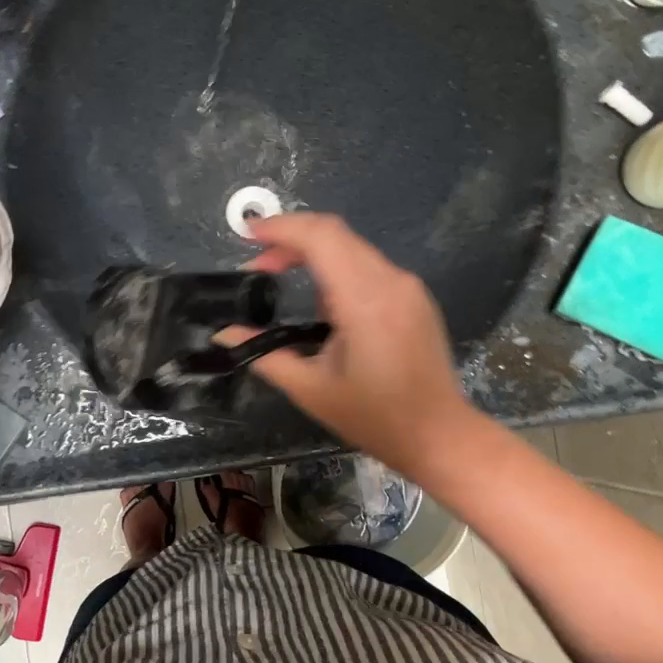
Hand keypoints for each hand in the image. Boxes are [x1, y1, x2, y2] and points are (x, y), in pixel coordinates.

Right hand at [234, 214, 477, 476]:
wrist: (438, 434)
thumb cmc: (374, 417)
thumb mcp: (310, 389)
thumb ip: (265, 354)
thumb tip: (224, 334)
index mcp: (366, 301)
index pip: (322, 238)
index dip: (281, 228)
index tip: (247, 234)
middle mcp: (391, 282)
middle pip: (336, 235)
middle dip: (290, 240)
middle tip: (256, 266)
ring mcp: (408, 287)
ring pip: (353, 248)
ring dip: (313, 254)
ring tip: (280, 280)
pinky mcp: (414, 298)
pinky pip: (369, 267)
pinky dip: (336, 270)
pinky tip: (319, 303)